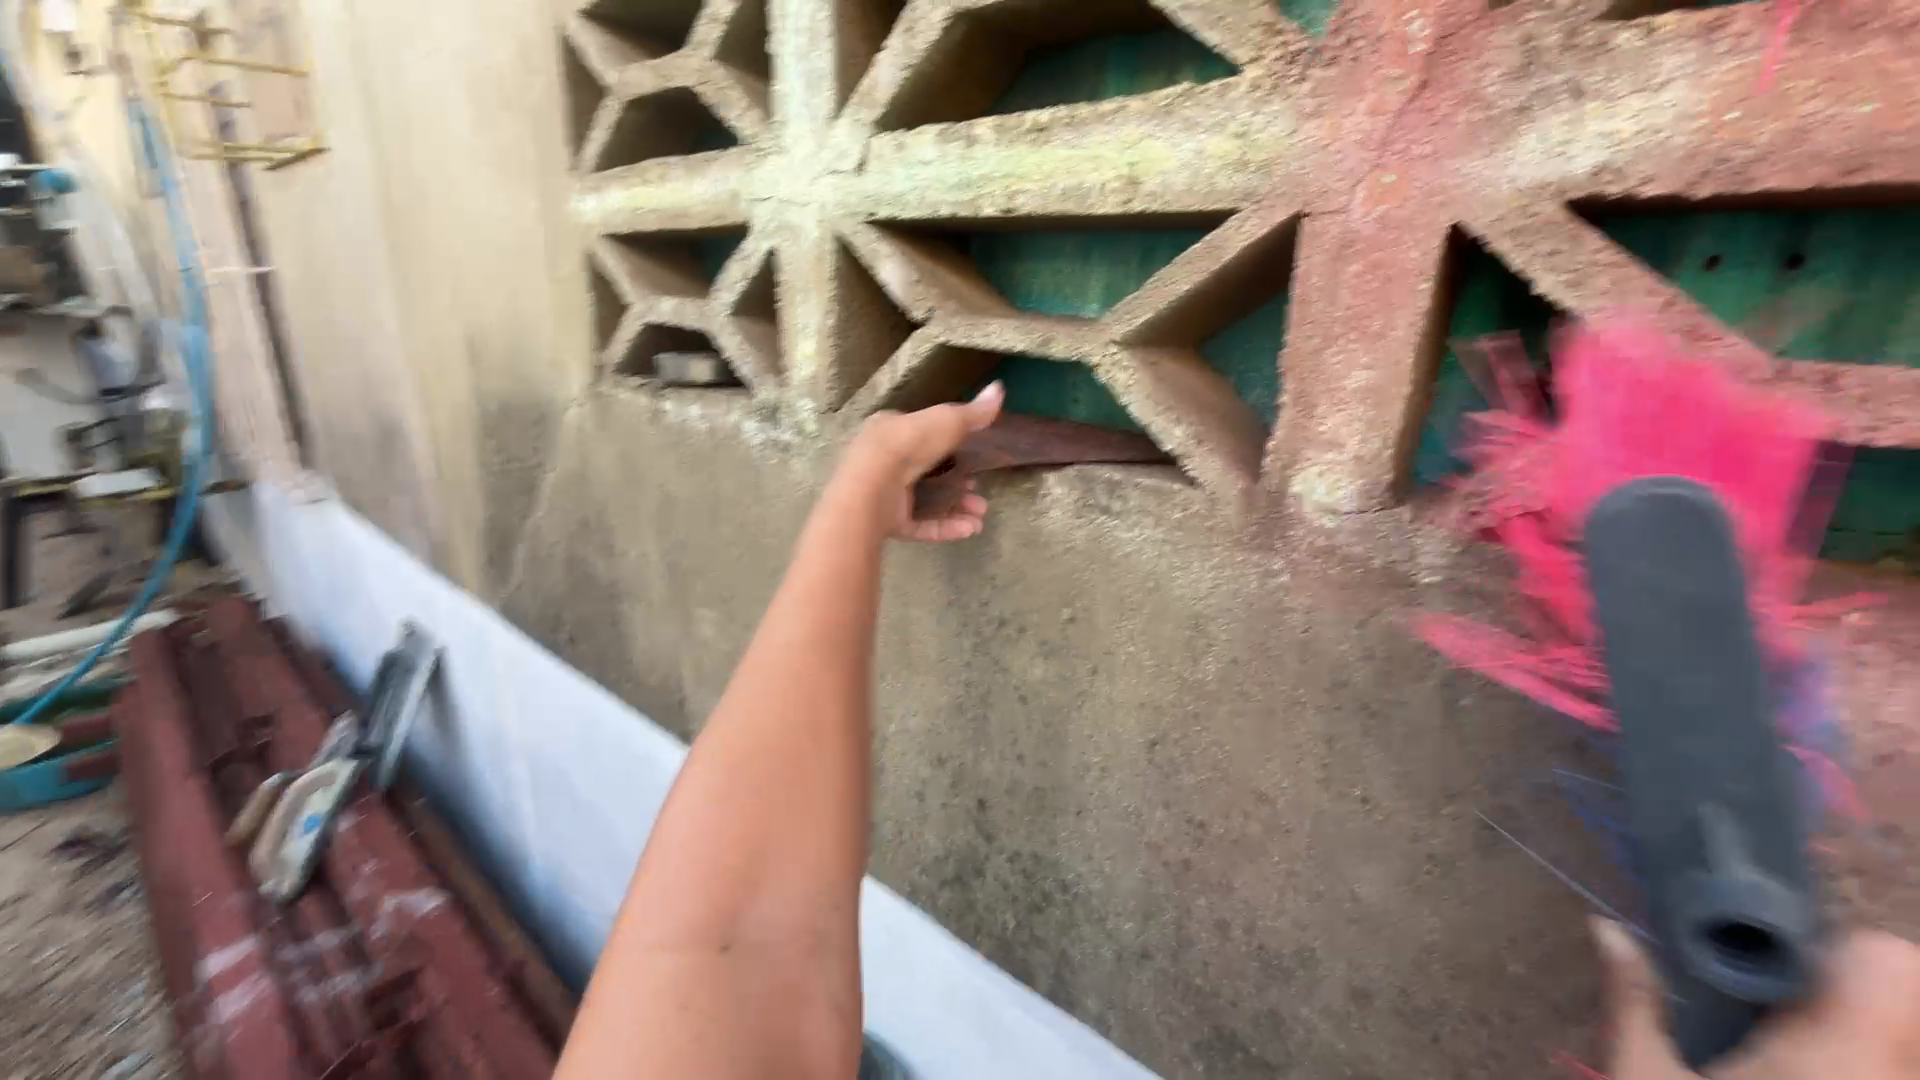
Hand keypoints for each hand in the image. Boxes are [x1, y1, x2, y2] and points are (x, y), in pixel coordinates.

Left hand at [832, 382, 1003, 542]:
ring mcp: (885, 495)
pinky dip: (946, 527)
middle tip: (979, 489)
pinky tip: (970, 529)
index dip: (948, 445)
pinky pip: (921, 525)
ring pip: (927, 502)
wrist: (873, 487)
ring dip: (957, 508)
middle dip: (959, 483)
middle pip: (928, 472)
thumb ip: (973, 412)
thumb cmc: (908, 444)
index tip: (972, 455)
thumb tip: (1000, 388)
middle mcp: (884, 462)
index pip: (920, 435)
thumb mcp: (947, 421)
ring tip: (980, 514)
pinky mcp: (888, 522)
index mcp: (890, 430)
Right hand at [1595, 918, 1919, 1078]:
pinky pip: (1898, 1069)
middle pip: (1911, 998)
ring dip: (1868, 1033)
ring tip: (1802, 1046)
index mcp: (1834, 1058)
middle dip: (1857, 991)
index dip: (1840, 948)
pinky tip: (1809, 1070)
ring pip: (1911, 1043)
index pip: (1888, 962)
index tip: (1780, 961)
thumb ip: (1634, 999)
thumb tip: (1603, 926)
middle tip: (1789, 1001)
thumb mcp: (1644, 1079)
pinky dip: (1875, 1061)